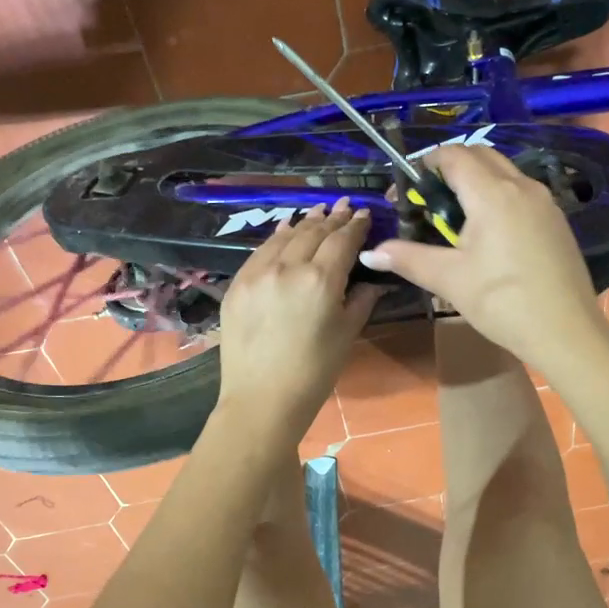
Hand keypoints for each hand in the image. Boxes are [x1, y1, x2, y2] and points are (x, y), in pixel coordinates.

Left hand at [216, 199, 381, 443]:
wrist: (262, 400)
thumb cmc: (314, 373)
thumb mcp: (347, 335)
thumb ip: (360, 301)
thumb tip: (371, 282)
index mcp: (321, 280)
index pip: (342, 241)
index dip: (355, 226)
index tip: (364, 215)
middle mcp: (288, 267)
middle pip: (313, 232)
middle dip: (332, 218)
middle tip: (344, 207)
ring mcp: (258, 274)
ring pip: (285, 237)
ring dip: (304, 222)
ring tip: (318, 212)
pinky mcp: (237, 285)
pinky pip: (260, 252)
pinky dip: (276, 238)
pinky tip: (285, 230)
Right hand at [358, 145, 607, 366]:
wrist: (567, 332)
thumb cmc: (504, 303)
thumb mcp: (450, 280)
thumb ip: (409, 259)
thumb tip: (369, 253)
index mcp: (492, 194)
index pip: (453, 156)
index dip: (424, 164)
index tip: (405, 189)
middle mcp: (521, 186)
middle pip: (480, 156)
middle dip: (450, 168)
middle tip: (428, 201)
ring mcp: (545, 202)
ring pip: (504, 172)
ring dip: (476, 181)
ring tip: (456, 219)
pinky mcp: (556, 221)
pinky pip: (521, 192)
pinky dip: (498, 196)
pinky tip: (489, 235)